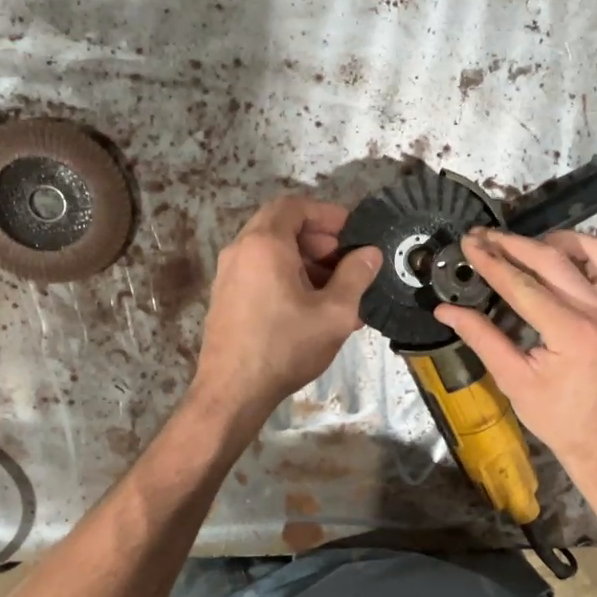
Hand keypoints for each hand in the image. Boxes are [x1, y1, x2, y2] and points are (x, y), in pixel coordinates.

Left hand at [192, 196, 380, 416]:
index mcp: (264, 244)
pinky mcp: (226, 299)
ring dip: (306, 262)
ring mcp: (229, 275)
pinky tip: (312, 310)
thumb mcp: (334, 313)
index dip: (327, 213)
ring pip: (272, 252)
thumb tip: (370, 253)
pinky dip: (287, 278)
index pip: (295, 206)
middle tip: (347, 262)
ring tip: (337, 291)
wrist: (233, 391)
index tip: (353, 233)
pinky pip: (261, 273)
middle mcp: (240, 250)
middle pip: (282, 226)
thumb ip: (356, 276)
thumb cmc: (286, 346)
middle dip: (319, 240)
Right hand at [434, 228, 596, 474]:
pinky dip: (583, 251)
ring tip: (519, 245)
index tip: (469, 245)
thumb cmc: (555, 416)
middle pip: (552, 260)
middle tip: (480, 236)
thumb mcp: (512, 380)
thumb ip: (482, 338)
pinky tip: (556, 256)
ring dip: (551, 240)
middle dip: (512, 244)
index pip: (524, 286)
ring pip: (588, 251)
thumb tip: (445, 311)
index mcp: (571, 333)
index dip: (492, 263)